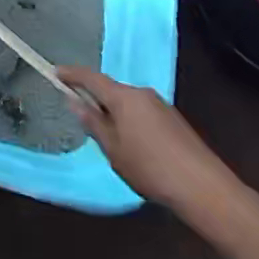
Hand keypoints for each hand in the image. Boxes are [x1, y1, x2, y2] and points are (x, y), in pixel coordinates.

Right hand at [59, 67, 229, 209]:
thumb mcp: (112, 148)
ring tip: (107, 138)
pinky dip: (129, 120)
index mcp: (124, 97)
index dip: (72, 74)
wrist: (202, 186)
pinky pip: (141, 112)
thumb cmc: (149, 167)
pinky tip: (131, 145)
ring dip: (113, 112)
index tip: (55, 72)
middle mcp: (142, 93)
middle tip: (80, 116)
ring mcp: (160, 105)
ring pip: (127, 102)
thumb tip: (74, 101)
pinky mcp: (172, 119)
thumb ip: (93, 122)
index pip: (91, 78)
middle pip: (110, 89)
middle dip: (94, 98)